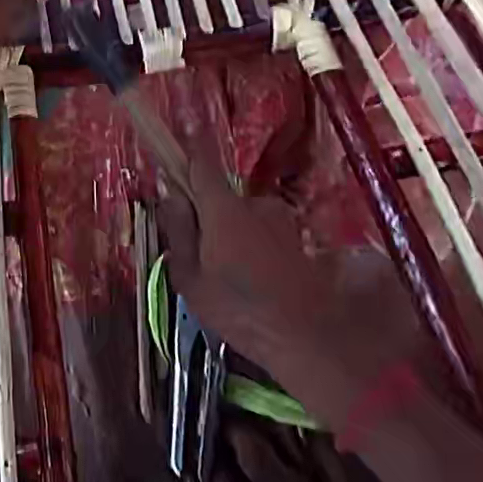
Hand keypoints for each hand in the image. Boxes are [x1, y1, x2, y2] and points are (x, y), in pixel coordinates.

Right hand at [155, 147, 407, 410]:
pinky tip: (261, 283)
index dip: (188, 148)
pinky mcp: (303, 244)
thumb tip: (171, 195)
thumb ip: (177, 230)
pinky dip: (261, 250)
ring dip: (239, 234)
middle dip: (212, 215)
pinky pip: (270, 235)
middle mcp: (256, 205)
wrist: (312, 345)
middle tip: (204, 250)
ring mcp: (285, 224)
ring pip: (249, 218)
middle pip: (224, 198)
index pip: (202, 163)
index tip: (180, 136)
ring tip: (235, 274)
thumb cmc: (239, 311)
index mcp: (223, 208)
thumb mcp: (188, 276)